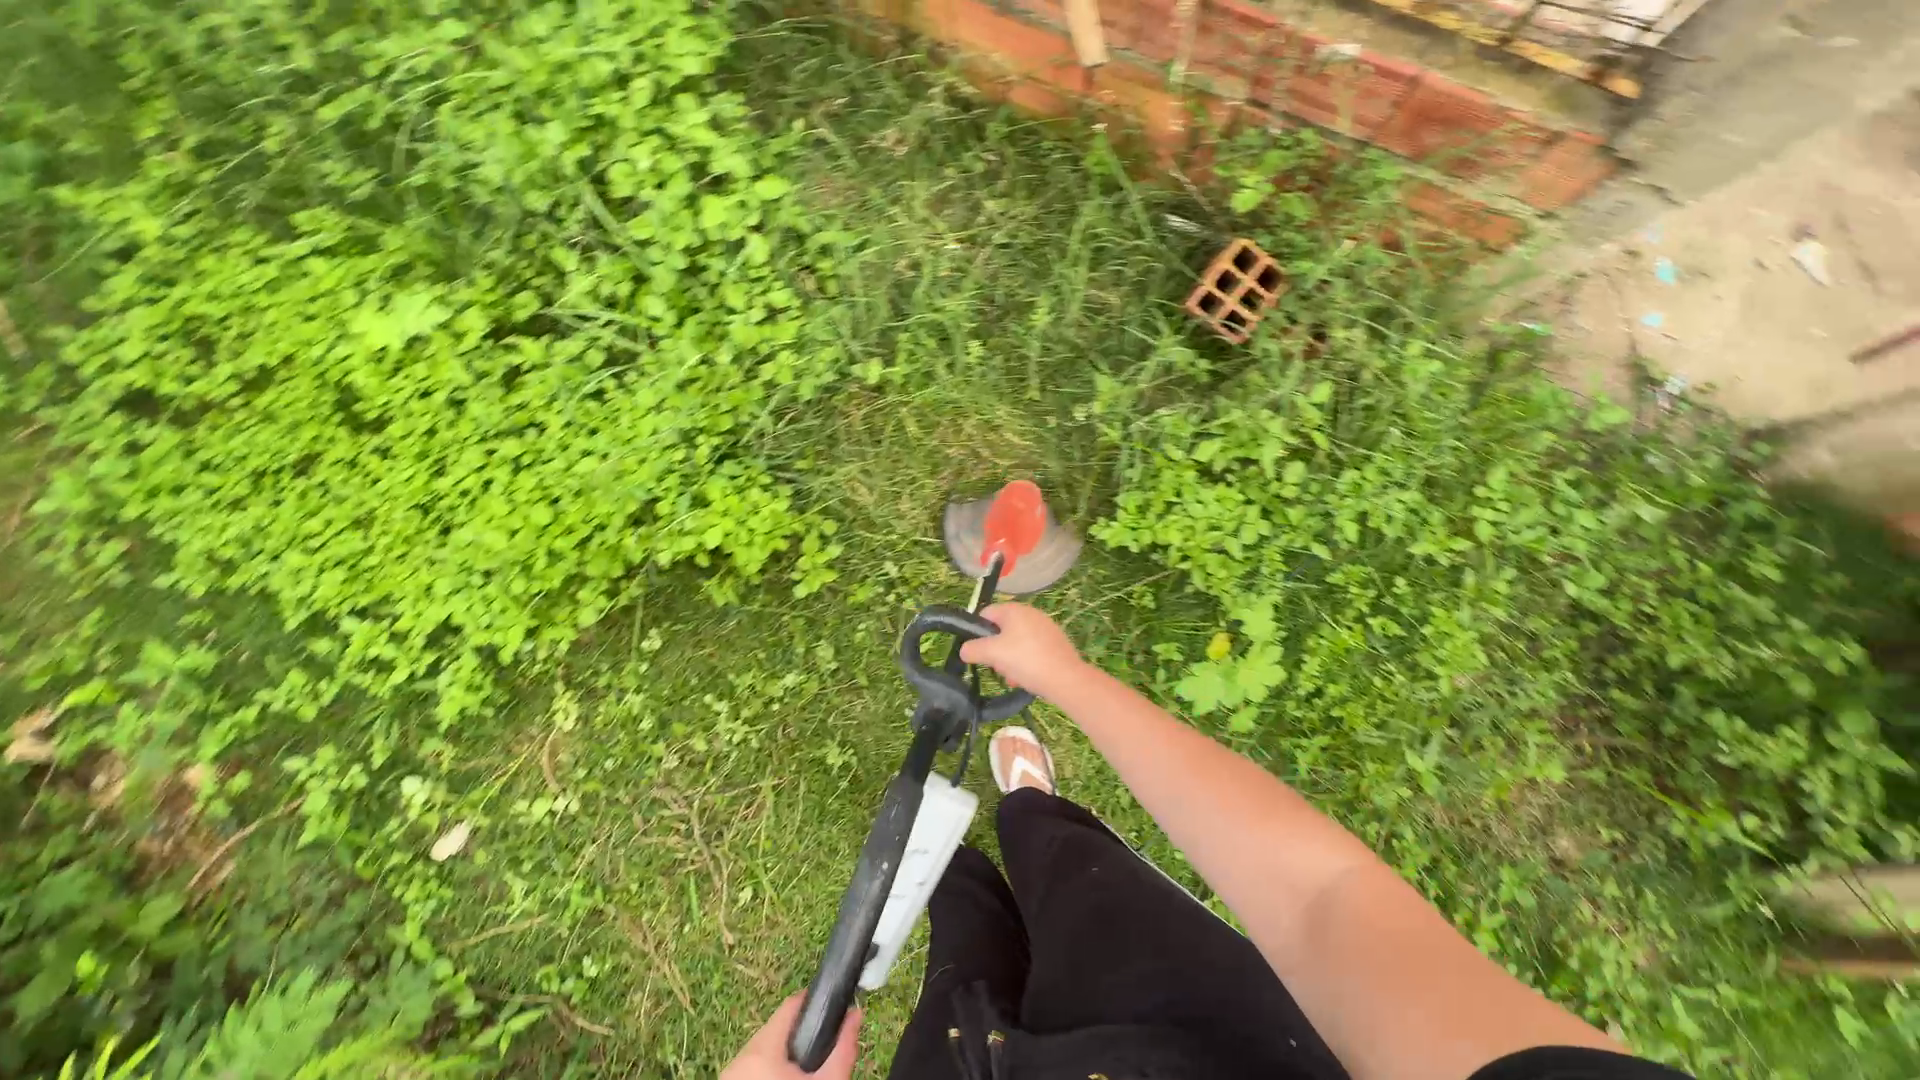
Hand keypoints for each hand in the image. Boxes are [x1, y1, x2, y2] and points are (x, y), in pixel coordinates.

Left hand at [721, 994, 861, 1079]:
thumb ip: (842, 1050)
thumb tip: (855, 1016)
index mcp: (762, 1050)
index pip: (791, 1006)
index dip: (815, 1005)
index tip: (832, 1014)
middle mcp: (740, 1058)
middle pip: (777, 1030)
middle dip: (801, 1039)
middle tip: (822, 1058)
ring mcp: (729, 1076)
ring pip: (764, 1052)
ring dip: (784, 1059)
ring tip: (804, 1078)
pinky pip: (752, 1070)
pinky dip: (769, 1074)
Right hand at [959, 602, 1089, 703]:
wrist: (1066, 679)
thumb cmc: (1026, 660)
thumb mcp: (992, 654)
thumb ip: (972, 649)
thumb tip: (965, 650)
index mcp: (1014, 609)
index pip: (985, 614)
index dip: (976, 632)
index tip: (977, 652)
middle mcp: (1031, 613)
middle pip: (1001, 630)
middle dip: (995, 651)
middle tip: (996, 667)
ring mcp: (1046, 628)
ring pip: (1016, 643)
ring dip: (1009, 660)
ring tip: (1012, 677)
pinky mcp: (1056, 643)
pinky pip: (1032, 650)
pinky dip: (1025, 663)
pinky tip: (1026, 679)